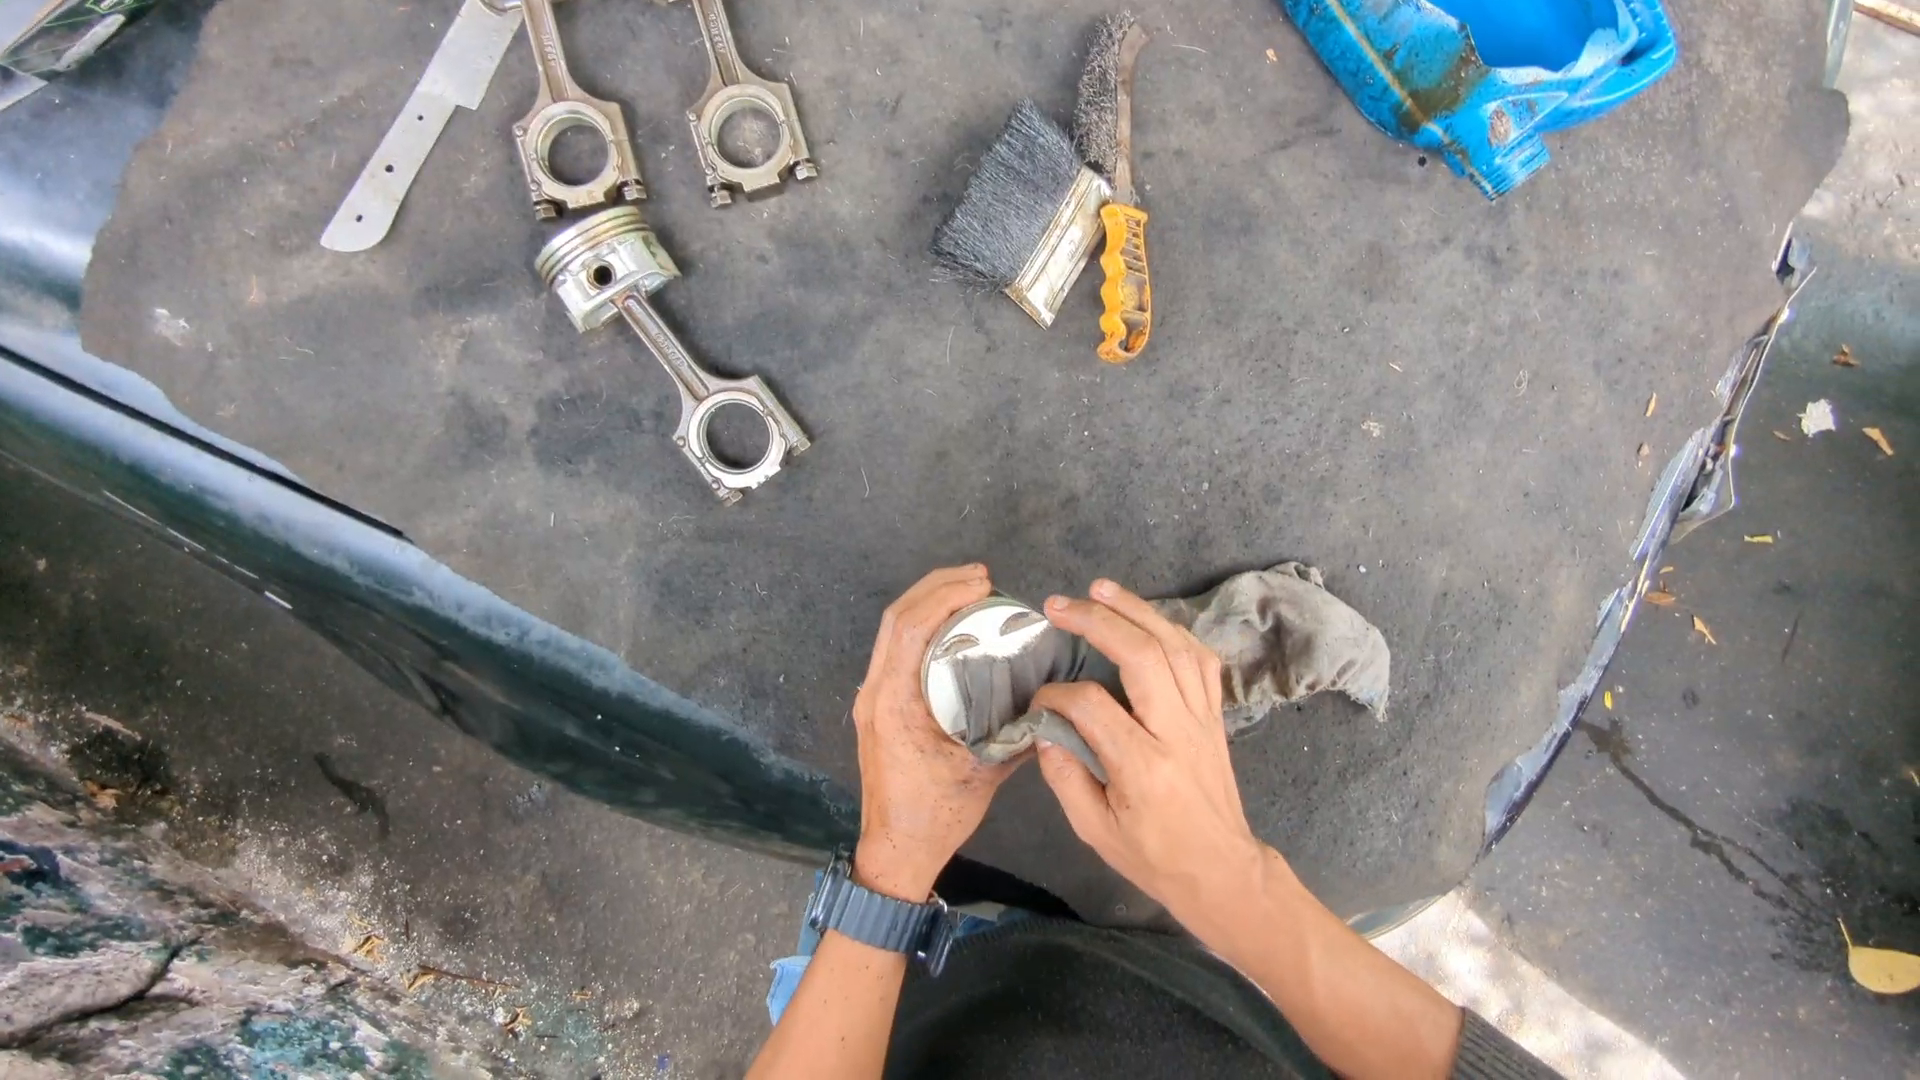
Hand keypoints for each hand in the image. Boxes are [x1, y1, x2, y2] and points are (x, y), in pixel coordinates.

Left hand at [851, 564, 1016, 902]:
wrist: (895, 849)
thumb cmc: (935, 814)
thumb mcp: (982, 772)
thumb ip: (1015, 733)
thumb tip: (1051, 697)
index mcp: (893, 702)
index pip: (911, 628)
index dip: (945, 595)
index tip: (983, 584)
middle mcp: (874, 691)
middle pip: (896, 618)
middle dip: (936, 586)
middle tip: (979, 576)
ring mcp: (871, 696)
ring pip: (892, 630)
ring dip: (928, 602)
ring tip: (969, 590)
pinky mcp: (877, 703)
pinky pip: (896, 648)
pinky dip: (923, 625)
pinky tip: (954, 626)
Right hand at [1031, 579, 1265, 931]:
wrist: (1223, 872)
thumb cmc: (1154, 857)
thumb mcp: (1095, 831)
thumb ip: (1064, 777)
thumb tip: (1044, 729)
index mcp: (1142, 765)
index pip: (1092, 705)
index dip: (1056, 695)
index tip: (1038, 702)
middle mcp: (1177, 731)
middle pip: (1143, 655)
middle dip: (1098, 621)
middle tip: (1059, 605)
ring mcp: (1202, 718)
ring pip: (1176, 646)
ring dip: (1136, 610)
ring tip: (1100, 589)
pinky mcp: (1215, 715)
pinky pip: (1200, 659)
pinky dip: (1173, 630)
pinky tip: (1147, 618)